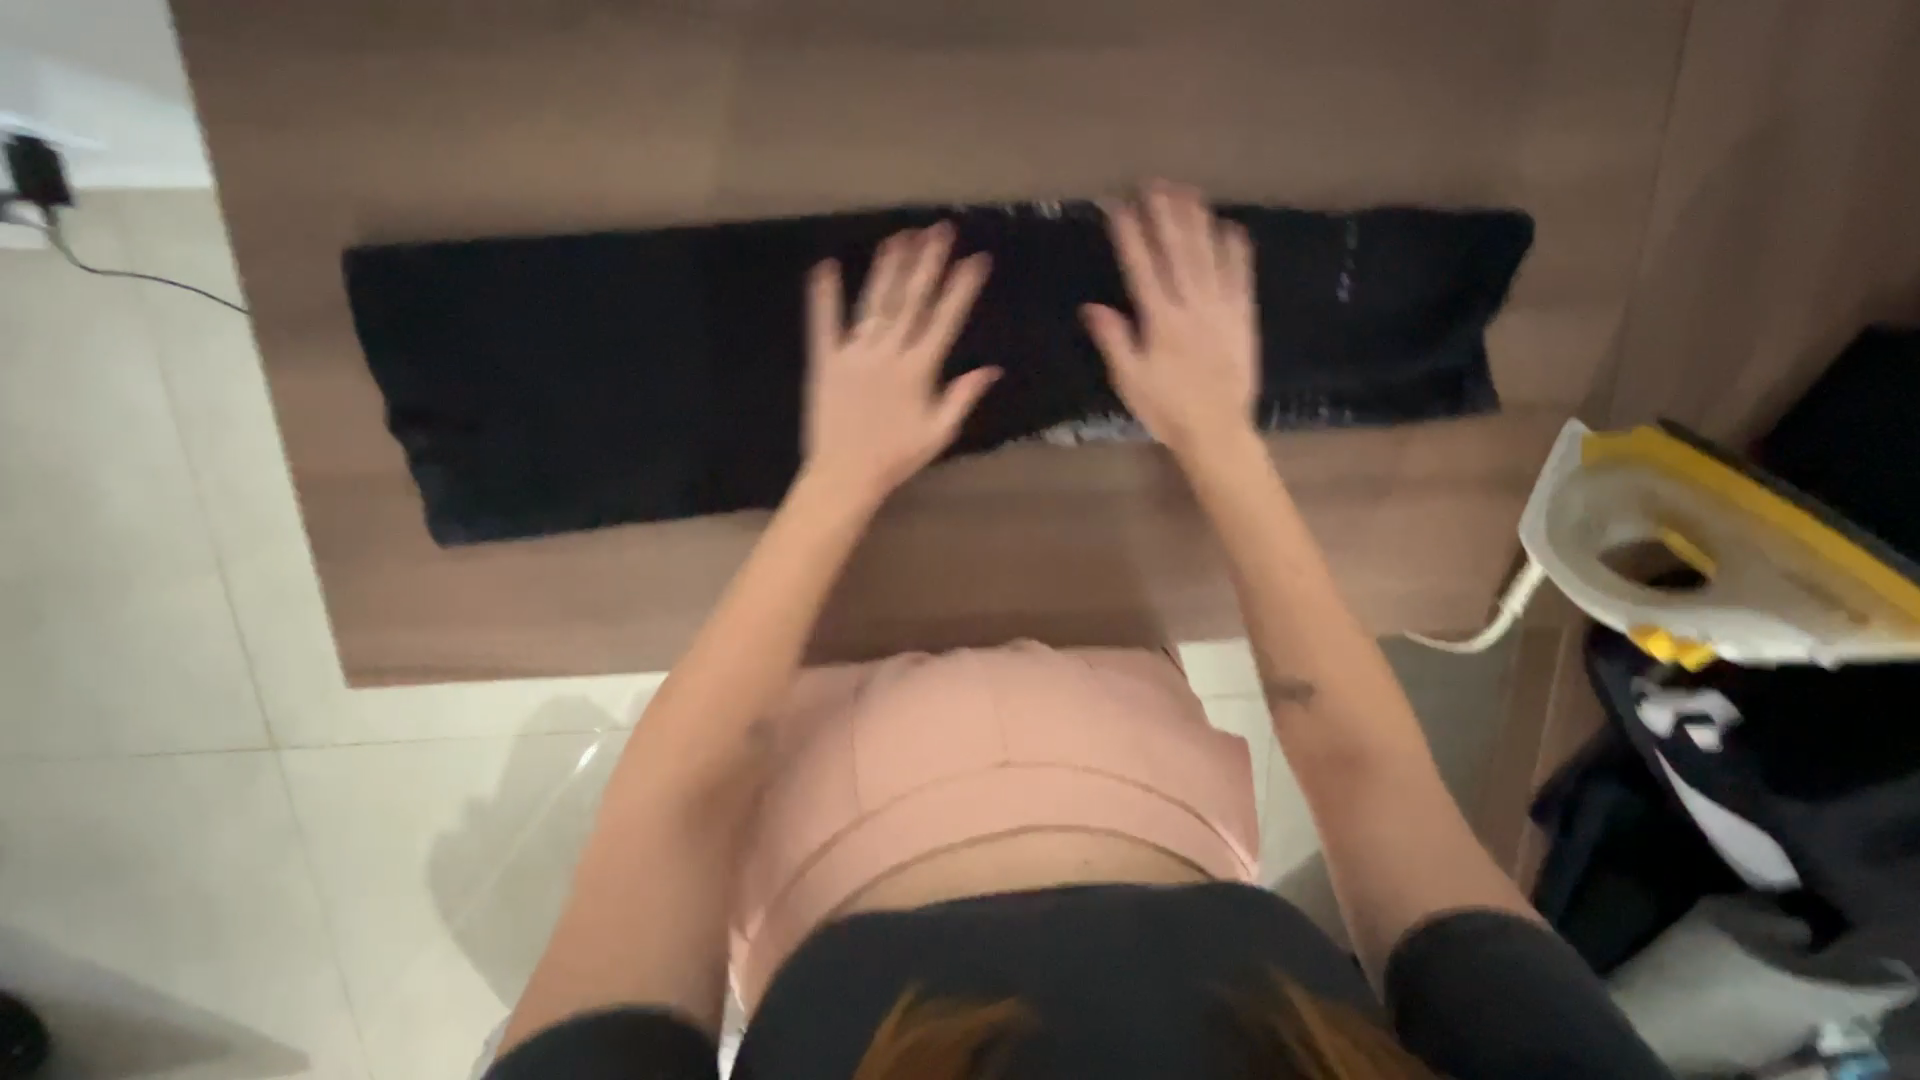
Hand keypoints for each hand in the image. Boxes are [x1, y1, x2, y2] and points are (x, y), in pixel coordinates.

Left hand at [801, 223, 999, 507]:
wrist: (845, 475)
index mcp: (919, 370)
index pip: (944, 319)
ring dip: (887, 268)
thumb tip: (991, 369)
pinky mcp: (825, 361)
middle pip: (910, 301)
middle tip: (938, 230)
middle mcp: (888, 354)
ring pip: (874, 303)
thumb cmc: (896, 457)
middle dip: (927, 263)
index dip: (960, 288)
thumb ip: (963, 397)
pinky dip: (824, 296)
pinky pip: (823, 323)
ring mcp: (854, 354)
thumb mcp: (939, 432)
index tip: (974, 259)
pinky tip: (824, 266)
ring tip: (899, 237)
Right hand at [1081, 181, 1259, 463]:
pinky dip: (1236, 249)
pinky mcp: (1244, 317)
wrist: (1218, 430)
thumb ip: (1114, 340)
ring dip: (1197, 220)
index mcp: (1160, 321)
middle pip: (1177, 250)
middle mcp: (1192, 306)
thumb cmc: (1167, 409)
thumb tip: (1093, 307)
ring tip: (1187, 192)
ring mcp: (1221, 308)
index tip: (1120, 206)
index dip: (1130, 234)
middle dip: (1165, 214)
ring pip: (1209, 255)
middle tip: (1156, 183)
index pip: (1142, 267)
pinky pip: (1241, 276)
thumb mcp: (1130, 380)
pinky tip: (1230, 226)